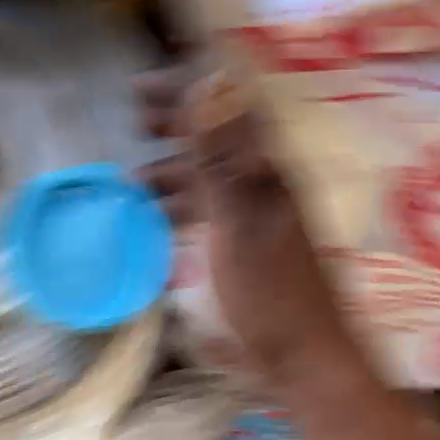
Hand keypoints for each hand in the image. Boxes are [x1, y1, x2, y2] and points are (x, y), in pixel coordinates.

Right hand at [137, 68, 361, 388]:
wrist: (305, 357)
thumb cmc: (270, 294)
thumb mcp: (238, 222)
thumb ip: (220, 156)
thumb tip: (209, 82)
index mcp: (266, 171)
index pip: (228, 106)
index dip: (190, 88)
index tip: (146, 86)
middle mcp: (264, 186)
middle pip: (219, 137)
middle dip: (178, 123)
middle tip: (136, 118)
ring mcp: (257, 219)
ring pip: (211, 179)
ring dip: (174, 172)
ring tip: (135, 180)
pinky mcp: (248, 251)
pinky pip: (211, 216)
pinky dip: (182, 213)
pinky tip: (157, 227)